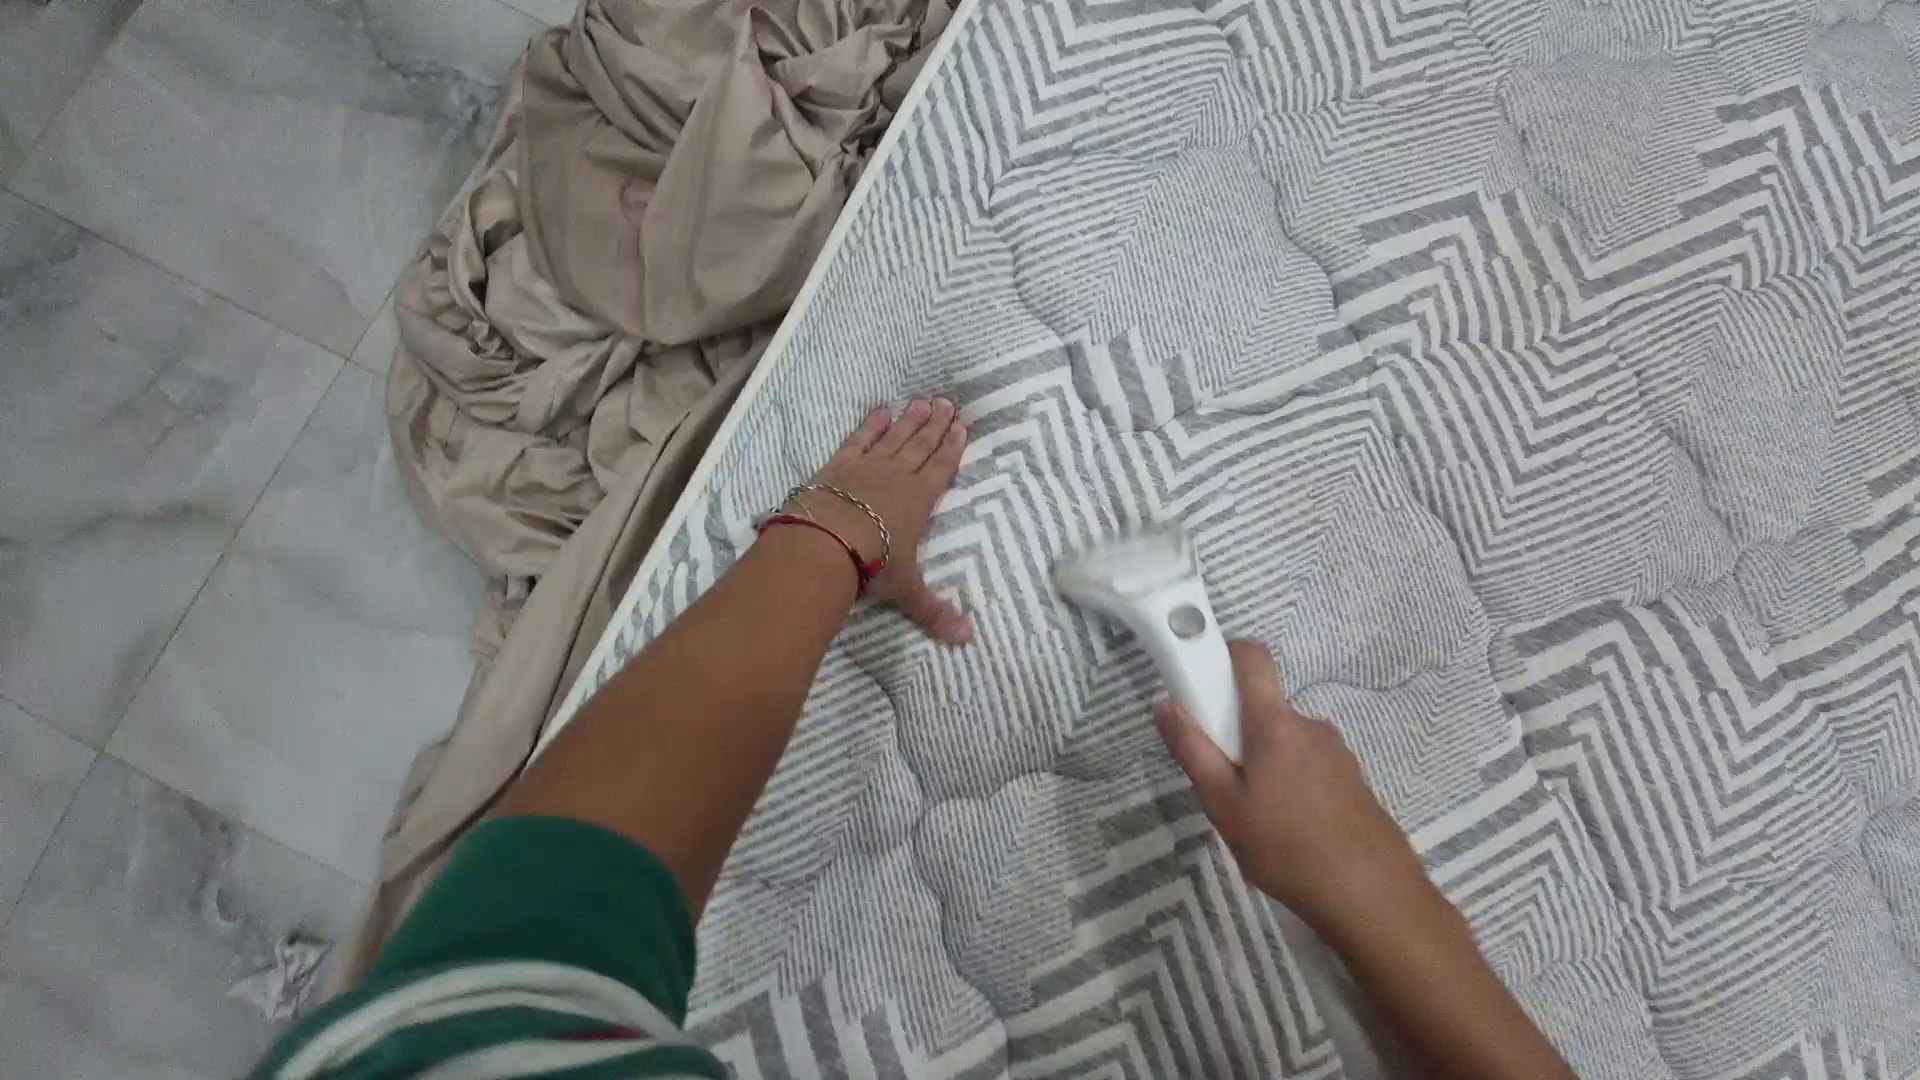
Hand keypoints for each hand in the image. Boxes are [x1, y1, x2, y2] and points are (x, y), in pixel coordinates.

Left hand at [795, 398, 972, 645]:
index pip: (942, 469)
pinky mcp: (838, 465)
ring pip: (895, 437)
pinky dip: (870, 425)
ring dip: (910, 420)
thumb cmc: (872, 566)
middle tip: (948, 402)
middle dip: (936, 425)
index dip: (953, 448)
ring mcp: (867, 467)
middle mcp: (897, 477)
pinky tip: (880, 411)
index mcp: (919, 502)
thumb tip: (967, 641)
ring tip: (923, 400)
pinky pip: (859, 439)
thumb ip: (934, 611)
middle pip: (921, 446)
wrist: (825, 544)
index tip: (962, 426)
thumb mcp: (906, 591)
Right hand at [1155, 640, 1429, 930]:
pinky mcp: (1353, 782)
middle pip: (1263, 707)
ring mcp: (1337, 754)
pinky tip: (1290, 832)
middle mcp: (1309, 726)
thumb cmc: (1286, 847)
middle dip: (1236, 731)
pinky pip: (1309, 766)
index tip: (1201, 684)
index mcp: (1275, 723)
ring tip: (1256, 817)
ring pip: (1285, 741)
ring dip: (1265, 762)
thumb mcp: (1223, 804)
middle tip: (1222, 781)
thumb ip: (1192, 750)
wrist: (1374, 901)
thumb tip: (1165, 705)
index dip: (1224, 655)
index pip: (1252, 656)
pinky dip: (1291, 784)